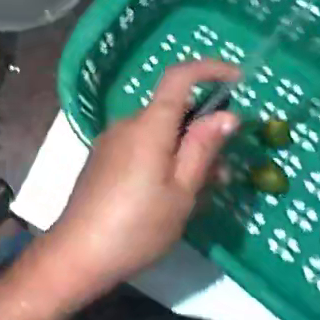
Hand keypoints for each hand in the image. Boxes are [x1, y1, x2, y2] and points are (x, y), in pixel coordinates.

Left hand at [39, 61, 241, 305]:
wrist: (81, 249)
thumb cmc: (139, 225)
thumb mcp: (182, 191)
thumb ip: (203, 149)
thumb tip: (227, 114)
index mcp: (147, 126)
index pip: (177, 78)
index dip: (208, 70)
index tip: (238, 79)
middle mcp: (125, 124)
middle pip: (171, 109)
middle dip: (203, 129)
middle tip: (224, 171)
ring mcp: (111, 140)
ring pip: (158, 130)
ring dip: (185, 149)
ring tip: (201, 192)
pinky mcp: (103, 157)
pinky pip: (141, 144)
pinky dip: (164, 157)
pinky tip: (172, 194)